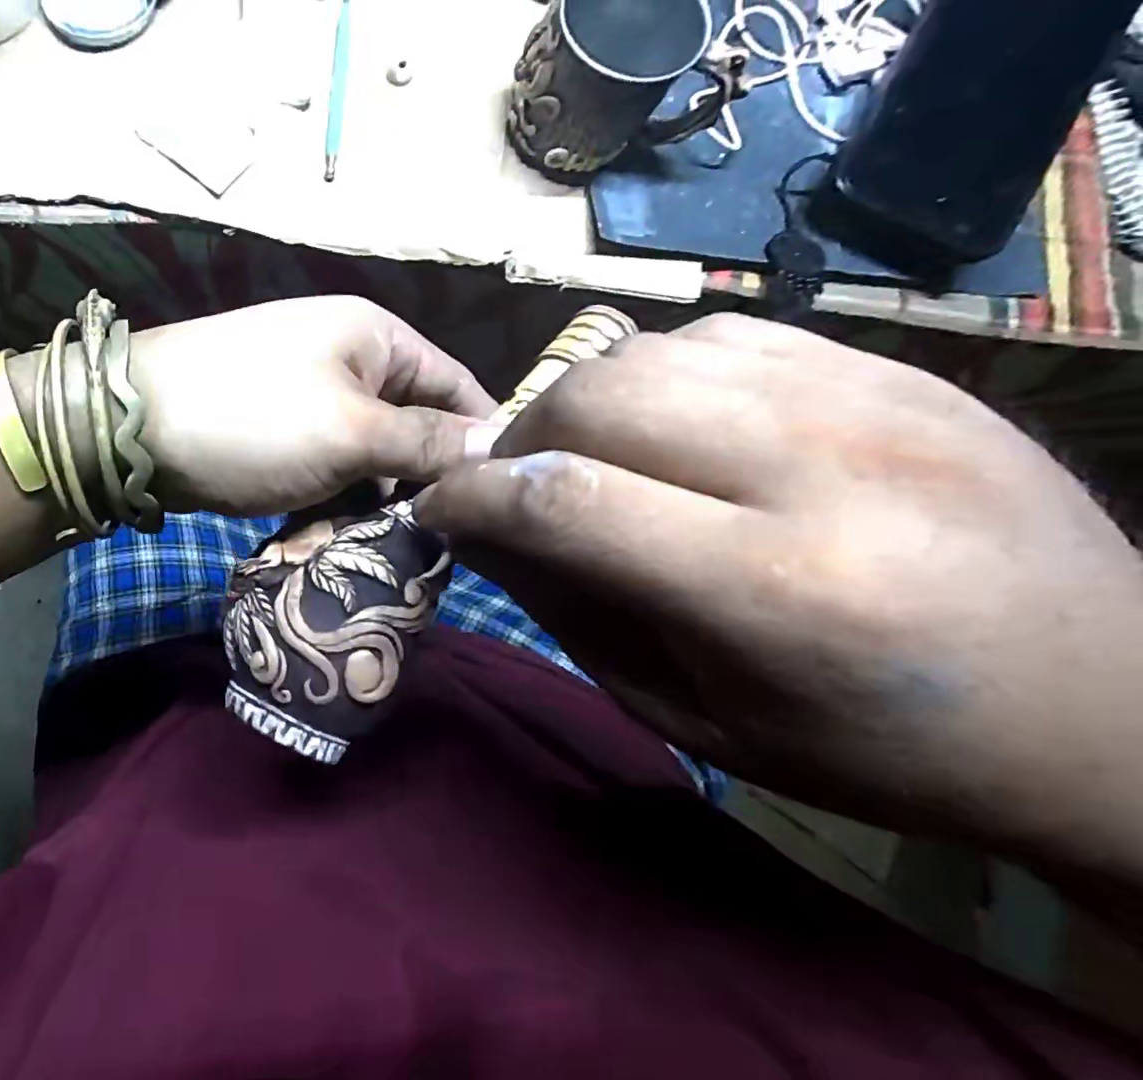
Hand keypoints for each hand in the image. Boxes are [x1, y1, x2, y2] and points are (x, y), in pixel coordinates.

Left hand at [130, 297, 498, 515]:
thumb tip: (500, 446)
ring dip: (352, 509)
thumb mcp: (351, 433)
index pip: (457, 389)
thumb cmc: (252, 421)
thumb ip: (426, 442)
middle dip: (403, 491)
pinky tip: (298, 539)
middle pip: (407, 433)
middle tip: (404, 545)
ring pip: (359, 465)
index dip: (478, 446)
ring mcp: (304, 402)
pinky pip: (316, 475)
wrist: (131, 431)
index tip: (491, 509)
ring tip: (332, 543)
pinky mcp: (271, 438)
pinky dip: (314, 507)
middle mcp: (345, 363)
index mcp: (375, 340)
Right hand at [416, 314, 1142, 882]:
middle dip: (516, 441)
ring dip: (578, 406)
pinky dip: (652, 379)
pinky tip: (662, 428)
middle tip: (510, 488)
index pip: (561, 499)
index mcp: (770, 589)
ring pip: (646, 354)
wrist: (1109, 709)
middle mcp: (821, 471)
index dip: (469, 495)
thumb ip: (568, 606)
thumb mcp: (684, 707)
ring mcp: (870, 402)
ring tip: (582, 457)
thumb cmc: (866, 745)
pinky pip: (715, 338)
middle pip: (594, 402)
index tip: (436, 508)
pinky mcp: (893, 370)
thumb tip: (480, 528)